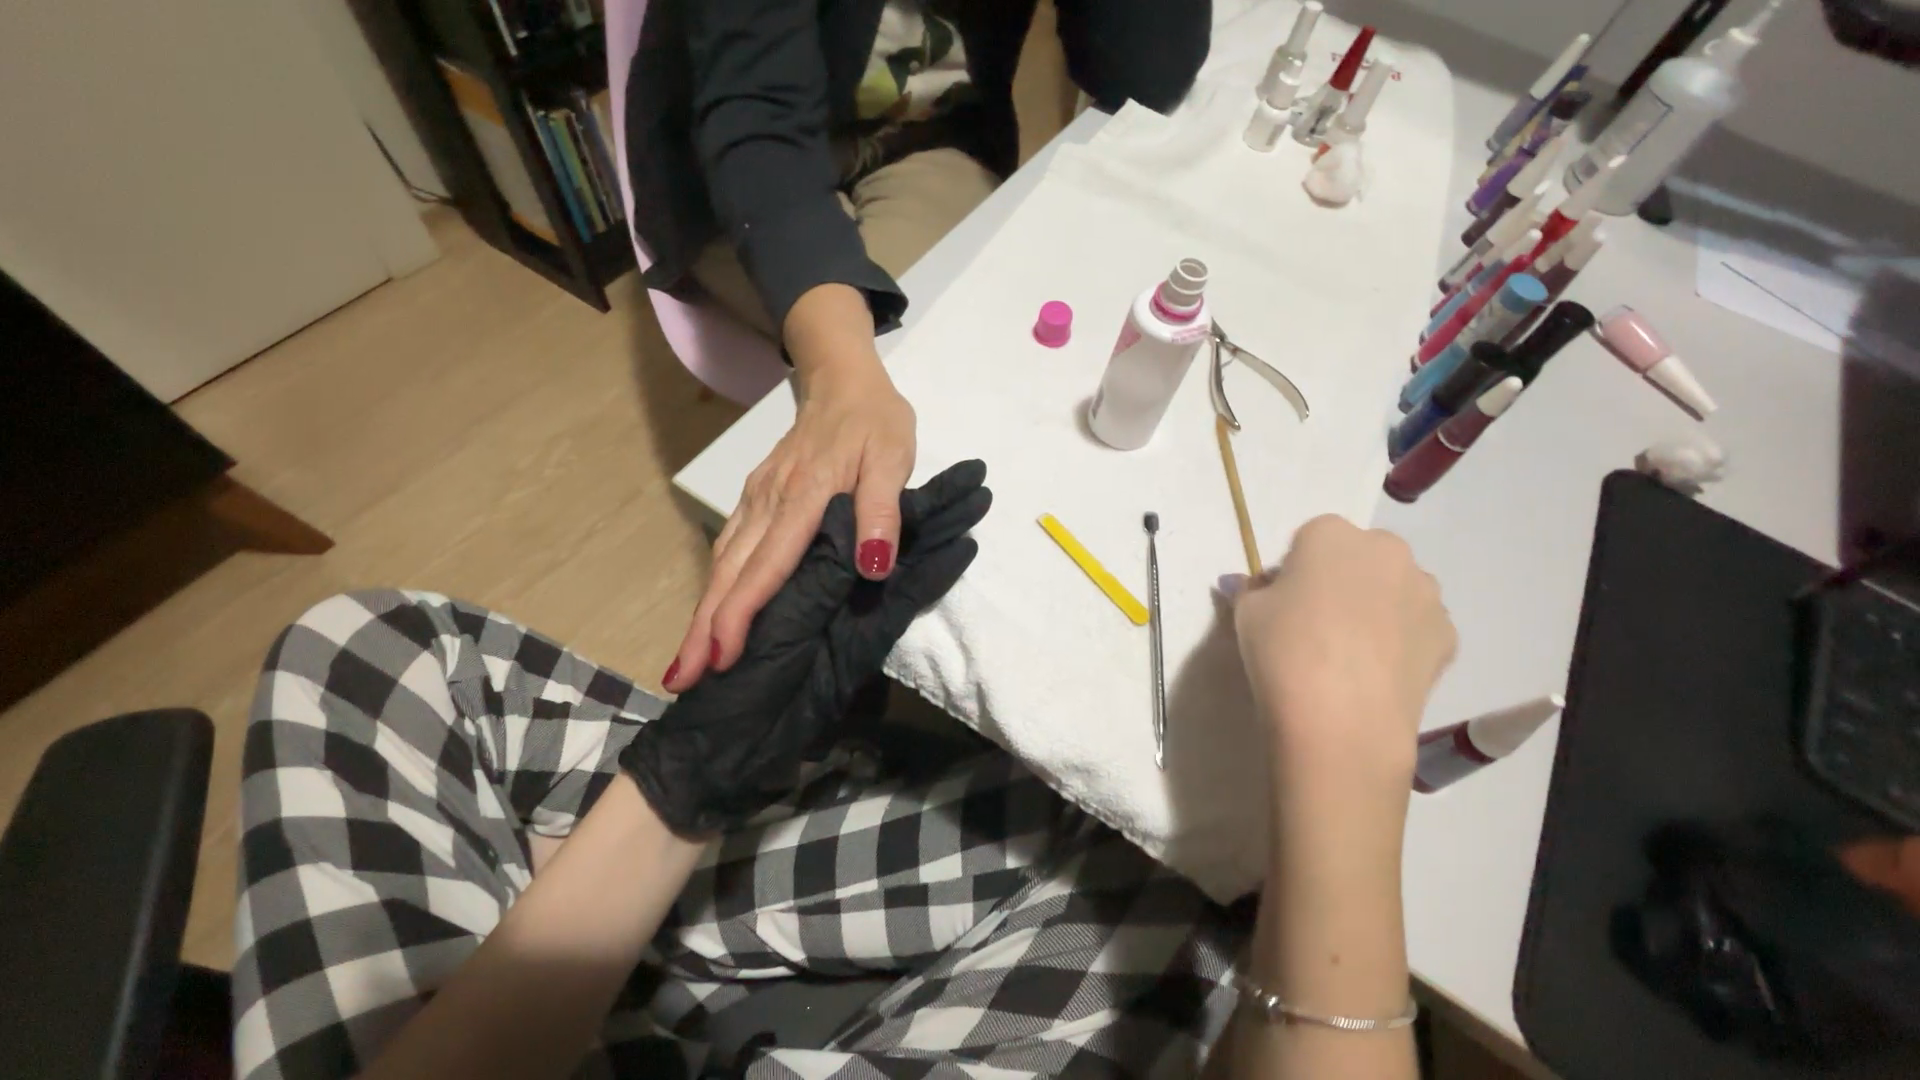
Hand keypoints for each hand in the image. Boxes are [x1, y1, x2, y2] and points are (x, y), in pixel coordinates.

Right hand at [666, 288, 915, 691]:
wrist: (842, 380)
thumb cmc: (873, 423)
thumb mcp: (893, 459)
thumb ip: (882, 511)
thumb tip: (872, 566)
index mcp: (802, 497)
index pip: (767, 564)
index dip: (742, 613)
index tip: (720, 657)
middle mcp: (767, 501)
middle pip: (729, 572)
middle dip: (702, 628)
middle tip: (679, 680)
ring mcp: (755, 498)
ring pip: (722, 562)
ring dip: (703, 612)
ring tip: (685, 661)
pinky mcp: (754, 497)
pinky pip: (729, 547)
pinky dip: (717, 585)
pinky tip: (712, 611)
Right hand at [1223, 516, 1456, 787]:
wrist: (1342, 719)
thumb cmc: (1284, 652)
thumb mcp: (1246, 614)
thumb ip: (1251, 589)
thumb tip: (1248, 584)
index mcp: (1331, 535)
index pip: (1309, 540)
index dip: (1295, 572)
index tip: (1285, 604)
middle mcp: (1386, 551)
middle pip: (1359, 558)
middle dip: (1343, 581)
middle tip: (1318, 626)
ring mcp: (1424, 592)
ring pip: (1394, 590)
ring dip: (1376, 607)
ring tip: (1350, 654)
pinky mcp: (1447, 633)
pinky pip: (1415, 627)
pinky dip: (1400, 641)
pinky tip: (1375, 673)